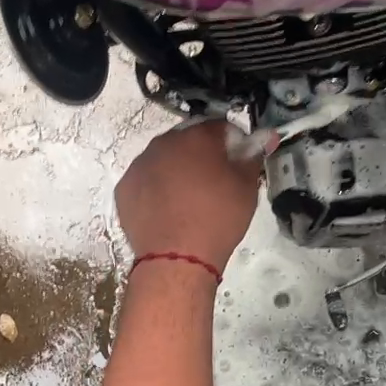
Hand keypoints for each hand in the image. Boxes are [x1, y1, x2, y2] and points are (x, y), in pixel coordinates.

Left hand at [115, 120, 261, 272]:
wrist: (176, 258)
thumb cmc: (217, 221)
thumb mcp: (246, 188)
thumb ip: (253, 157)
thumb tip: (261, 138)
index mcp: (197, 137)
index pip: (220, 127)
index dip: (233, 143)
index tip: (238, 163)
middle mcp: (164, 143)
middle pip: (187, 140)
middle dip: (201, 155)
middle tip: (213, 184)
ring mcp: (140, 165)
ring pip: (163, 160)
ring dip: (176, 171)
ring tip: (188, 201)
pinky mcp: (124, 189)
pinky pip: (145, 181)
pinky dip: (155, 190)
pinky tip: (167, 211)